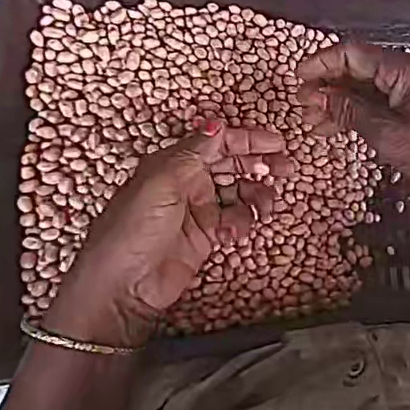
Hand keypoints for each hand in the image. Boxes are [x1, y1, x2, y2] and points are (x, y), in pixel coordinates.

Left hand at [44, 121, 284, 346]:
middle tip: (285, 169)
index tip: (277, 144)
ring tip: (266, 207)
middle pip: (233, 165)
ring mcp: (199, 209)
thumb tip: (217, 124)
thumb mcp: (162, 184)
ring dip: (256, 196)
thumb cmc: (133, 230)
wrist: (123, 285)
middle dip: (260, 165)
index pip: (217, 143)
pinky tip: (235, 231)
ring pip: (239, 193)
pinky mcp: (207, 235)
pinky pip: (236, 219)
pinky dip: (242, 222)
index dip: (248, 140)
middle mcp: (188, 182)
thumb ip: (193, 153)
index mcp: (174, 164)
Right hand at [295, 43, 409, 189]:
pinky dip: (349, 111)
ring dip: (333, 100)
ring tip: (311, 120)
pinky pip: (369, 101)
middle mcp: (403, 73)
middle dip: (325, 84)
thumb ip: (351, 112)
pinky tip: (328, 126)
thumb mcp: (387, 135)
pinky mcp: (403, 106)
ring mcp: (403, 89)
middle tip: (302, 103)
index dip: (322, 62)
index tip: (299, 78)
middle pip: (354, 67)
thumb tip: (320, 97)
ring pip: (359, 86)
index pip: (353, 53)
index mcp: (403, 71)